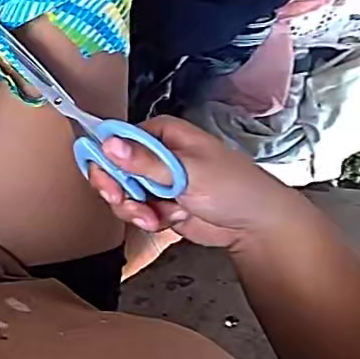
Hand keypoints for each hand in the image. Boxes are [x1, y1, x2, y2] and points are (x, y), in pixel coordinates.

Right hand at [85, 116, 313, 249]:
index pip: (116, 139)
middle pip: (113, 168)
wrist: (254, 224)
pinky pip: (135, 211)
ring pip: (121, 193)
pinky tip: (165, 220)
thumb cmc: (232, 186)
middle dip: (118, 190)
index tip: (108, 181)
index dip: (105, 160)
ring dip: (133, 209)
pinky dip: (145, 220)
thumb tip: (109, 143)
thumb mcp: (186, 172)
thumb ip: (145, 161)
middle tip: (125, 201)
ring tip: (155, 216)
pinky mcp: (158, 204)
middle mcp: (154, 154)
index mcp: (161, 134)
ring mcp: (156, 180)